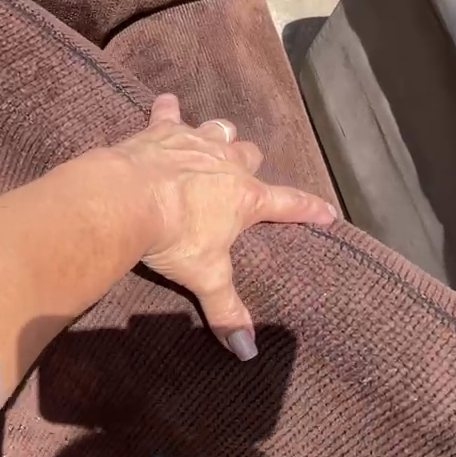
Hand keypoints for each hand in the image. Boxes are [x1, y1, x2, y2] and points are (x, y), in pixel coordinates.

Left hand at [106, 94, 338, 359]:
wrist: (128, 199)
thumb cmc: (174, 238)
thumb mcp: (206, 277)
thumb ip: (226, 311)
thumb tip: (247, 352)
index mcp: (244, 198)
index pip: (288, 204)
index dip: (308, 209)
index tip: (327, 212)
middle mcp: (225, 164)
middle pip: (250, 156)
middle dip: (251, 164)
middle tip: (247, 172)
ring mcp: (193, 143)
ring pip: (219, 129)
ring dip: (219, 135)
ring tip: (218, 137)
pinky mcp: (159, 132)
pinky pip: (166, 113)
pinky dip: (166, 110)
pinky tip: (164, 104)